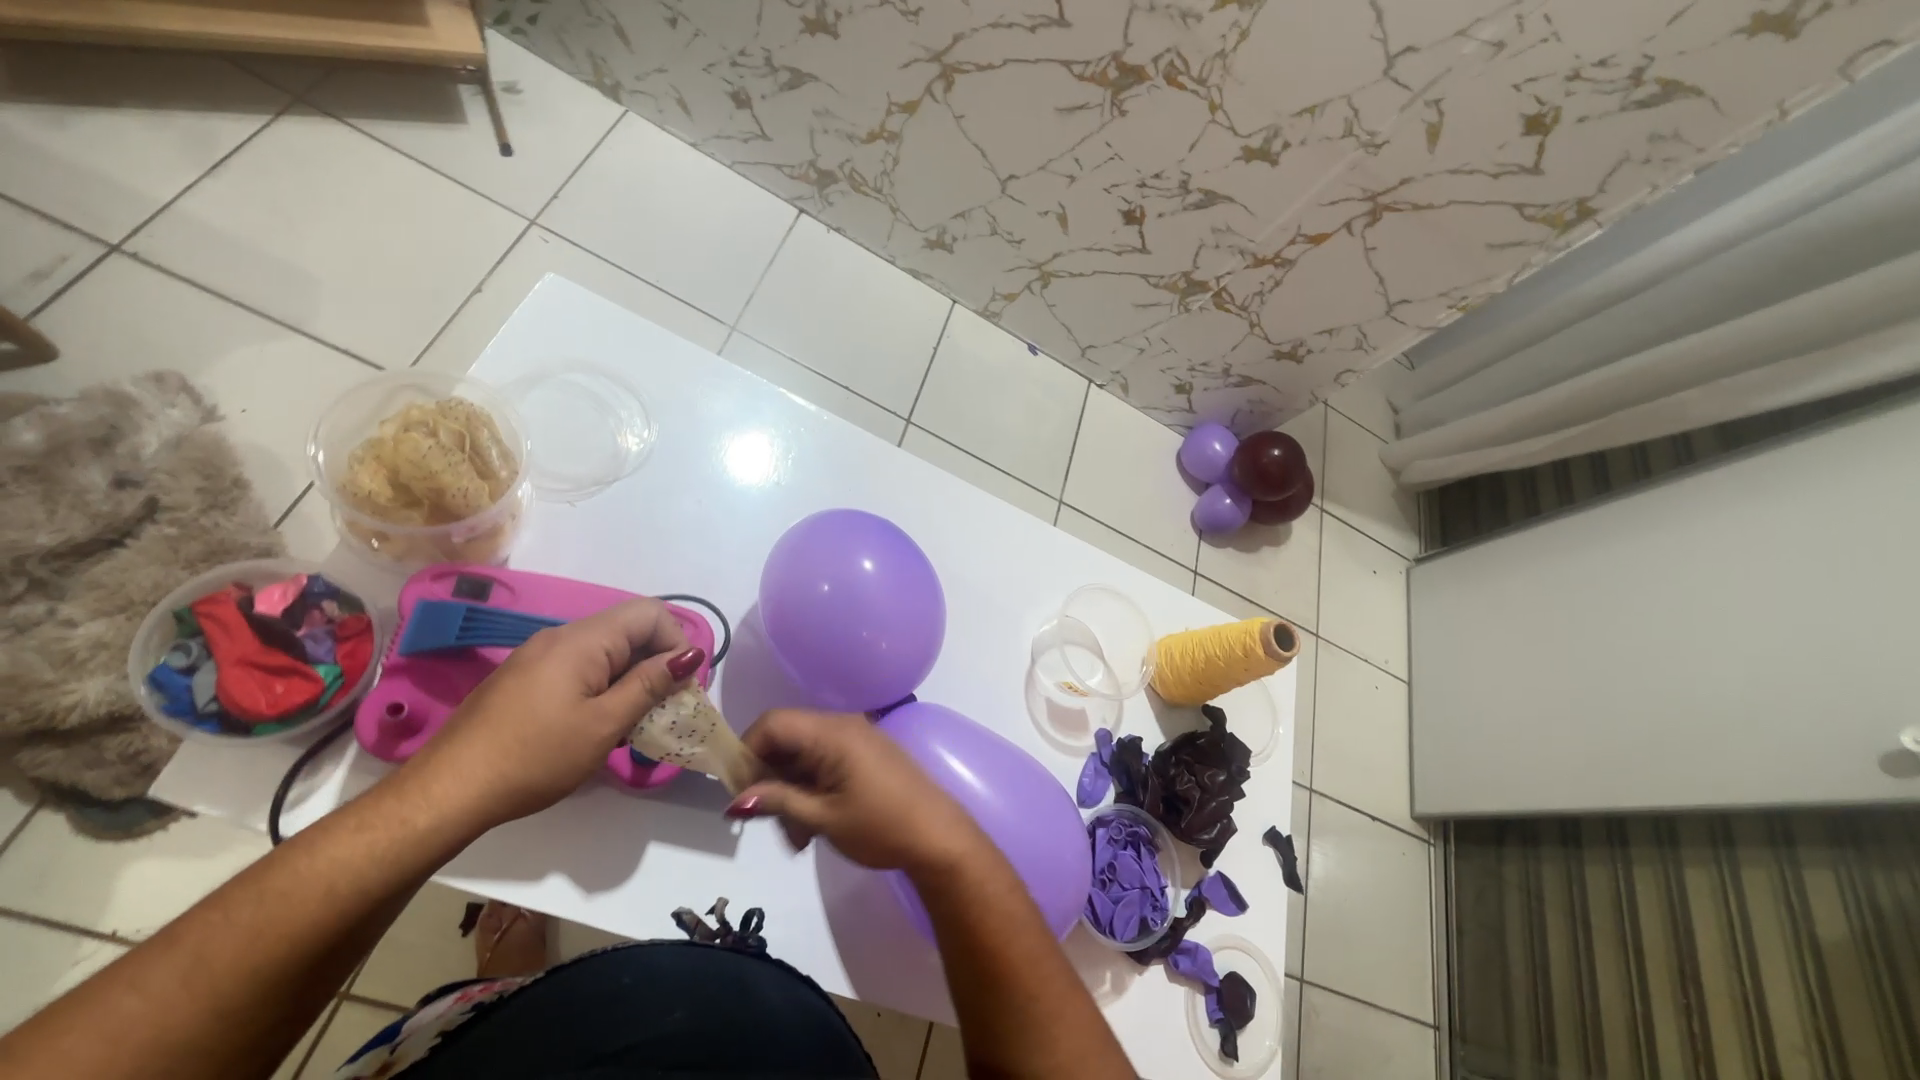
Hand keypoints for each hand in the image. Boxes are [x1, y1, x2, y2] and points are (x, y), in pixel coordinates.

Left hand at [395, 598, 702, 833]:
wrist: (450, 790)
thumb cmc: (535, 757)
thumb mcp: (604, 724)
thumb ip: (649, 685)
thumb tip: (688, 655)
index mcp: (582, 640)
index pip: (650, 613)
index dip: (676, 643)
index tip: (681, 688)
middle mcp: (560, 637)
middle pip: (628, 630)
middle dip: (657, 663)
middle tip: (665, 710)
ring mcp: (539, 657)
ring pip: (605, 652)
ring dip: (631, 679)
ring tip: (635, 723)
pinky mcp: (526, 680)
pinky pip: (580, 668)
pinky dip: (603, 688)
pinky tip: (599, 726)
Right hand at [729, 709, 986, 874]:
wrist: (940, 839)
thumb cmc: (881, 827)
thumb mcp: (823, 818)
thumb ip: (777, 801)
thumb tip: (735, 800)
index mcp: (832, 733)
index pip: (772, 723)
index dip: (748, 752)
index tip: (740, 792)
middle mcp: (843, 726)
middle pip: (786, 740)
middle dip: (770, 781)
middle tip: (769, 825)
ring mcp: (857, 739)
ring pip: (803, 757)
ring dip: (790, 792)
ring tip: (796, 840)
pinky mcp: (866, 756)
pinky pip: (824, 763)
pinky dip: (811, 790)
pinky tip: (812, 828)